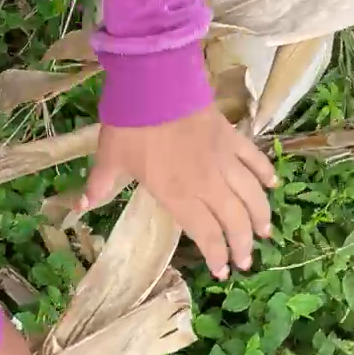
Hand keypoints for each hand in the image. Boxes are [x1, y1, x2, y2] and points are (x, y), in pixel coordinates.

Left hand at [82, 106, 276, 278]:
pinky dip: (265, 174)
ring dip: (260, 216)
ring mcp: (223, 160)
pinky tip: (272, 186)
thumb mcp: (109, 160)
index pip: (205, 234)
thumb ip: (99, 186)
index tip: (222, 270)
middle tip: (246, 261)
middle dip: (242, 244)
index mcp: (178, 195)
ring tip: (264, 233)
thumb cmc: (130, 127)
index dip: (216, 255)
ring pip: (251, 195)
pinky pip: (254, 160)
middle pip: (233, 220)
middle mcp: (206, 184)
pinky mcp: (231, 137)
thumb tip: (80, 206)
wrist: (155, 84)